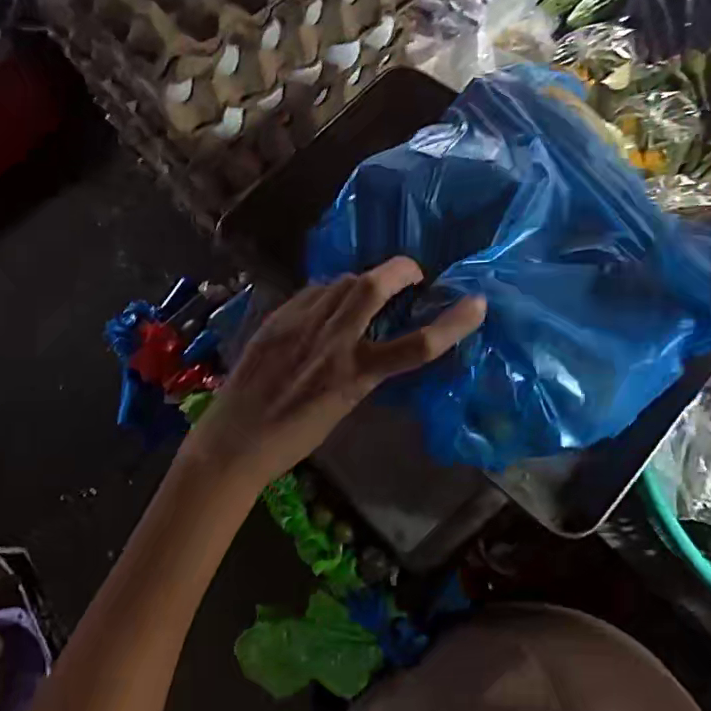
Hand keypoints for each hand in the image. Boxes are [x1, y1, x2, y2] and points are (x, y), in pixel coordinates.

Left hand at [177, 258, 485, 491]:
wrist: (234, 440)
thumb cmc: (292, 438)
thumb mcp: (341, 408)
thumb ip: (360, 371)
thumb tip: (375, 344)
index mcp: (353, 376)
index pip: (416, 346)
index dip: (453, 324)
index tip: (476, 304)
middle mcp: (330, 344)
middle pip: (372, 287)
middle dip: (399, 270)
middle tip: (412, 274)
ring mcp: (299, 326)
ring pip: (341, 282)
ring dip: (364, 279)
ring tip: (370, 289)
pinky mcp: (275, 319)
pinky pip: (312, 292)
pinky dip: (330, 291)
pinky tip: (329, 302)